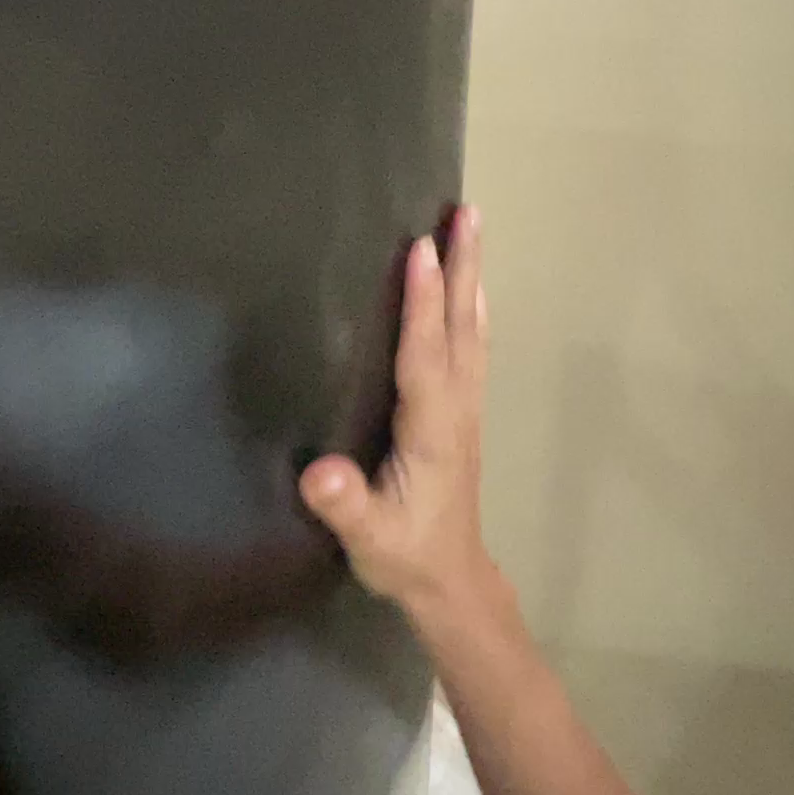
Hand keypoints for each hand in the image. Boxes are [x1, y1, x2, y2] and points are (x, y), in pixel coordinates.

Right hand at [299, 205, 497, 613]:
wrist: (449, 581)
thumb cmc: (405, 555)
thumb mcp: (369, 539)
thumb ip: (347, 506)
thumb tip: (320, 475)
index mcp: (433, 427)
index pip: (426, 353)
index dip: (423, 303)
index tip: (421, 250)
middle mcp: (457, 406)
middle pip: (461, 326)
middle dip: (464, 268)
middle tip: (466, 213)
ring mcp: (465, 407)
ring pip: (472, 330)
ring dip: (473, 278)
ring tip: (472, 231)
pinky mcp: (462, 412)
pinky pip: (471, 346)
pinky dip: (472, 308)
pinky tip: (471, 292)